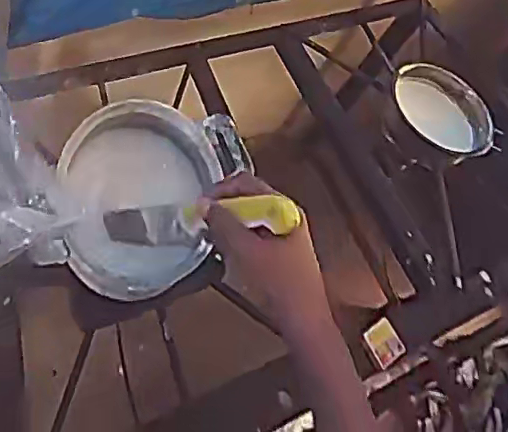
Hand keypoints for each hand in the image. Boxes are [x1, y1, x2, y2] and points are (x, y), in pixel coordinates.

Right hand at [203, 173, 329, 334]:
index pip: (247, 183)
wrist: (306, 326)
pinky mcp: (284, 250)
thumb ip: (224, 224)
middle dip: (225, 206)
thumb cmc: (279, 285)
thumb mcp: (246, 252)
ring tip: (213, 235)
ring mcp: (287, 232)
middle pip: (250, 197)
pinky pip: (256, 231)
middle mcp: (287, 214)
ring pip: (252, 216)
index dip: (221, 190)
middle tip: (204, 220)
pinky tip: (229, 250)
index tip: (201, 205)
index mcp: (284, 207)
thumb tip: (203, 204)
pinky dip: (240, 235)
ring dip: (231, 222)